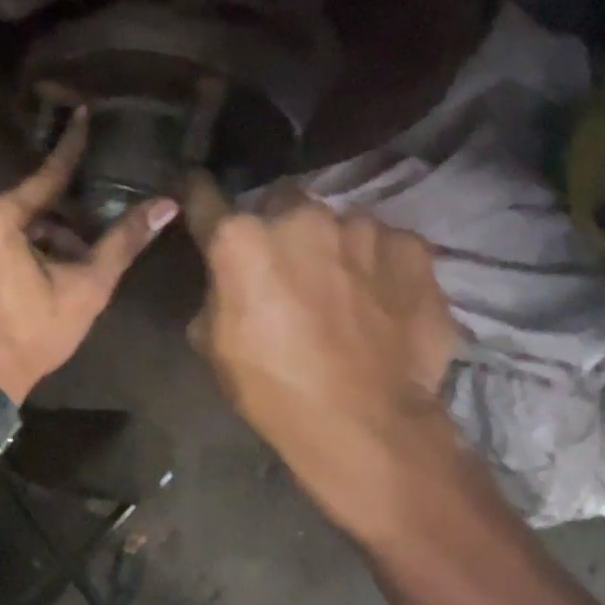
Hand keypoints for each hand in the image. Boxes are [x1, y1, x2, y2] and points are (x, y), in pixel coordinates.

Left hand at [0, 109, 178, 401]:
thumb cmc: (31, 335)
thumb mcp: (84, 288)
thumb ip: (122, 243)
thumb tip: (166, 205)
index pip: (45, 178)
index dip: (72, 152)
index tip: (85, 118)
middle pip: (29, 206)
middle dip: (64, 217)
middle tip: (97, 230)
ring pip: (12, 228)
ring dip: (44, 239)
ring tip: (76, 262)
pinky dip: (21, 251)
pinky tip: (46, 273)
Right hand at [182, 172, 463, 538]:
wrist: (361, 417)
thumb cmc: (269, 385)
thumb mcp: (213, 345)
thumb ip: (217, 296)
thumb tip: (229, 284)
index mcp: (240, 240)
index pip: (205, 198)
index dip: (196, 194)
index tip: (193, 188)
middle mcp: (300, 217)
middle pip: (279, 202)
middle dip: (275, 224)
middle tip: (279, 264)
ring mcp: (362, 227)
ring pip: (335, 224)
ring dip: (327, 246)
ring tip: (335, 290)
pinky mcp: (411, 247)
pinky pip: (381, 245)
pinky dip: (372, 265)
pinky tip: (373, 301)